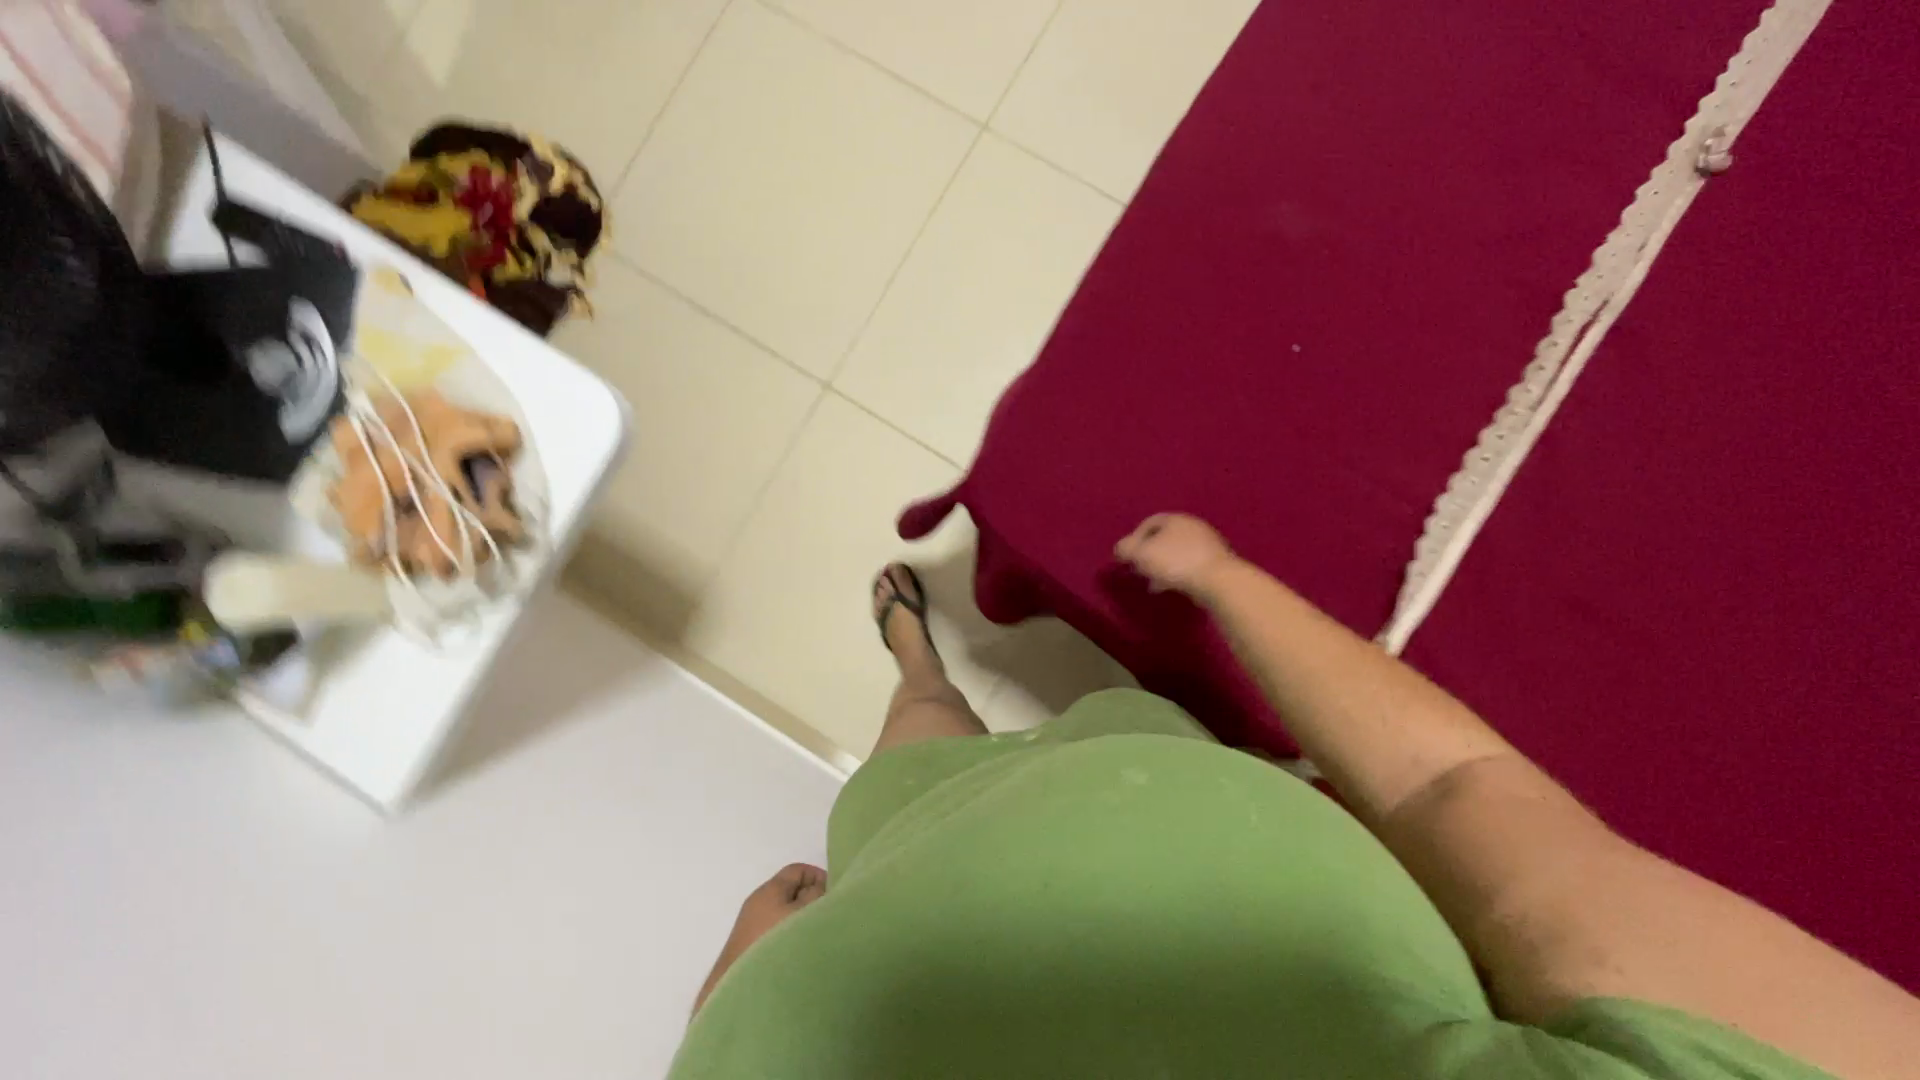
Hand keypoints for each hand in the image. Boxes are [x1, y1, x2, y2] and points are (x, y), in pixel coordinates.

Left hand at [694, 863, 825, 1012]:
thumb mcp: (803, 914)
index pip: (798, 870)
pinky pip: (776, 933)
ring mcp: (752, 927)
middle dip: (812, 901)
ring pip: (784, 914)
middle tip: (830, 918)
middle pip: (791, 892)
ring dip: (802, 922)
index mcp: (769, 890)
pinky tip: (801, 954)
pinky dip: (790, 937)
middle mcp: (757, 904)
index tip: (835, 896)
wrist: (736, 990)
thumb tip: (819, 888)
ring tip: (818, 939)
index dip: (819, 877)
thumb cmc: (775, 944)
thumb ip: (816, 895)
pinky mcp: (750, 948)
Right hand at [1115, 514, 1238, 596]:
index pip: (1150, 522)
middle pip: (1164, 538)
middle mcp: (1193, 527)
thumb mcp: (1142, 554)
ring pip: (1177, 553)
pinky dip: (1178, 575)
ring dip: (1163, 567)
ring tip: (1154, 584)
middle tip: (1140, 570)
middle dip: (1149, 555)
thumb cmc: (1175, 562)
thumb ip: (1127, 549)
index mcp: (1175, 519)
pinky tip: (1173, 588)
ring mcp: (1208, 545)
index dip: (1135, 538)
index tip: (1128, 556)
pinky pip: (1190, 566)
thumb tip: (1121, 549)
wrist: (1218, 580)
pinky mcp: (1216, 563)